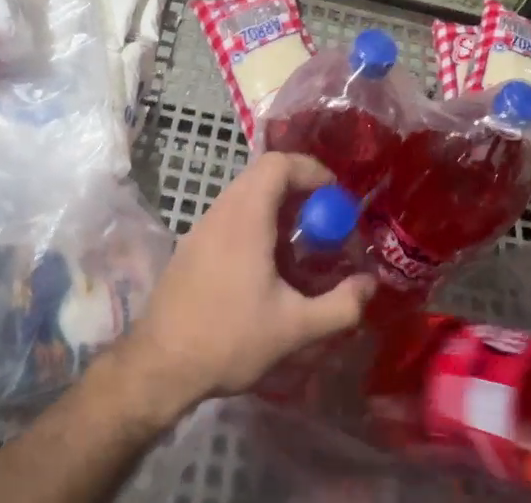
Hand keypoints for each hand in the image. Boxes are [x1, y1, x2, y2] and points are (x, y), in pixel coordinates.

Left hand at [113, 153, 375, 423]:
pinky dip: (257, 224)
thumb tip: (371, 284)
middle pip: (263, 176)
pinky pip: (230, 217)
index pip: (278, 164)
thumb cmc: (229, 339)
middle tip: (325, 224)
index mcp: (245, 217)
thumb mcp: (295, 328)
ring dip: (278, 210)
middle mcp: (220, 211)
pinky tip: (268, 269)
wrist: (159, 367)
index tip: (337, 199)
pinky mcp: (191, 247)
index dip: (312, 170)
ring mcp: (201, 228)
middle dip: (300, 192)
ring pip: (245, 196)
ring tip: (300, 249)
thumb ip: (341, 305)